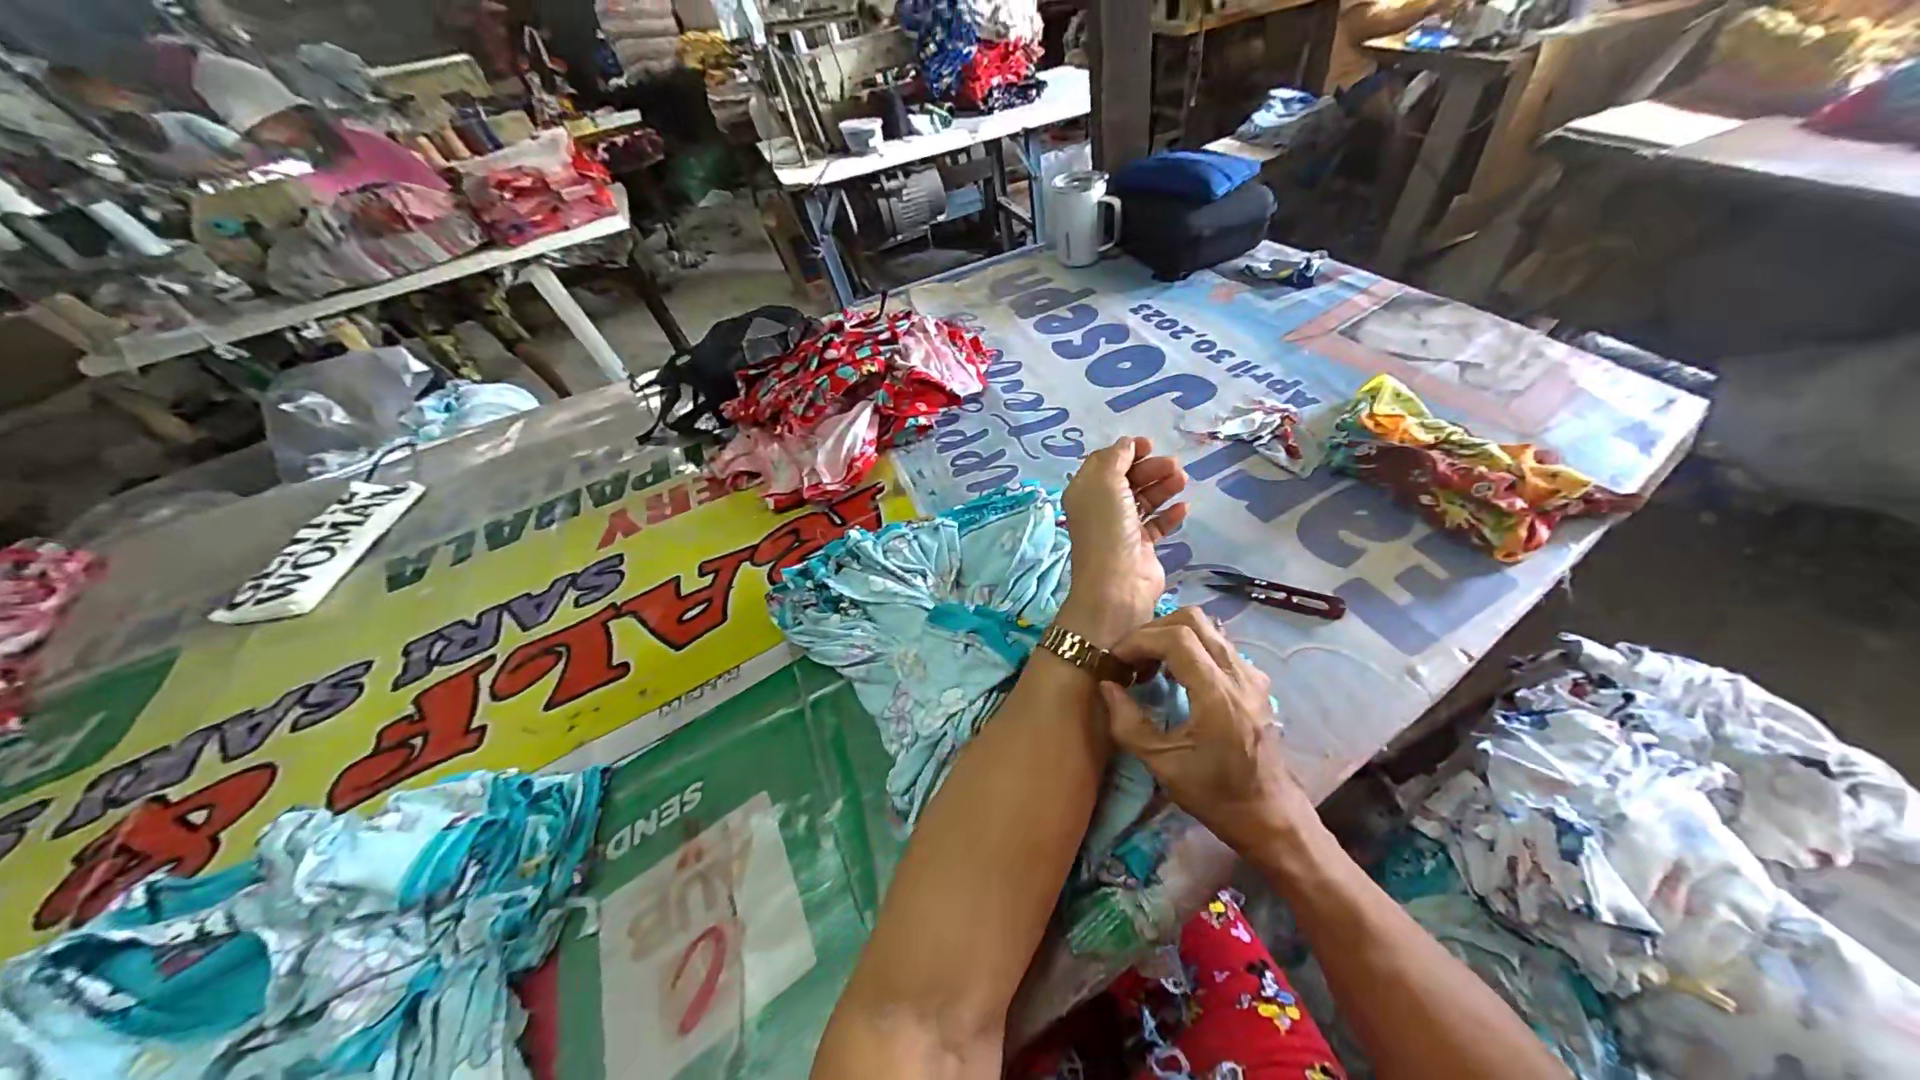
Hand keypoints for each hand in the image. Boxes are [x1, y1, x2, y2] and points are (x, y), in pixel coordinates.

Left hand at [1057, 436, 1188, 645]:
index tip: (1150, 445)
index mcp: (1086, 491)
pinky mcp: (1140, 547)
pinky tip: (1183, 508)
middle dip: (1150, 468)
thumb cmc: (1107, 528)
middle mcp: (1101, 508)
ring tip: (1182, 480)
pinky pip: (1157, 524)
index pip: (1105, 463)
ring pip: (1144, 499)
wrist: (1117, 584)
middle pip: (1128, 479)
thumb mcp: (1106, 482)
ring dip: (1163, 487)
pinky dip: (1169, 514)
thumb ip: (1116, 458)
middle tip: (1174, 466)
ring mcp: (1121, 528)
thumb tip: (1126, 443)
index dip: (1127, 451)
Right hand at [1096, 608, 1318, 856]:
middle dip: (1154, 629)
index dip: (1139, 640)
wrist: (1269, 814)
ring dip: (1172, 635)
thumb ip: (1129, 723)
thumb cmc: (1215, 794)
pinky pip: (1218, 645)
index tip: (1117, 658)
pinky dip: (1190, 646)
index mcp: (1218, 695)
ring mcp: (1251, 675)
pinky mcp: (1254, 681)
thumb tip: (1106, 686)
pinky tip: (1175, 674)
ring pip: (1208, 628)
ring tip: (1149, 663)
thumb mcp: (1162, 765)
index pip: (1176, 638)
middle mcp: (1239, 675)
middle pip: (1193, 620)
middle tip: (1131, 655)